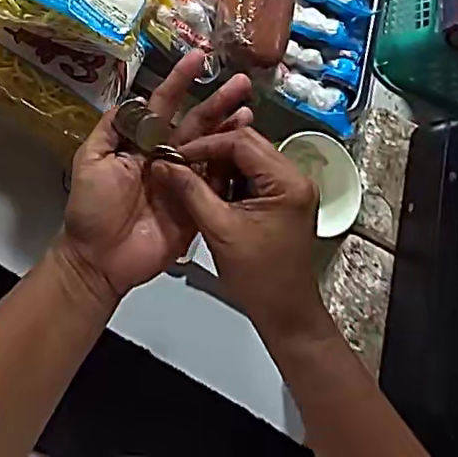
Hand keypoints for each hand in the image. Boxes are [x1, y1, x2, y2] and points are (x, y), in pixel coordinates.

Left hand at [58, 52, 252, 298]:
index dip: (180, 79)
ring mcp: (184, 179)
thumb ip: (112, 127)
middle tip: (242, 81)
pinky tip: (248, 147)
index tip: (198, 56)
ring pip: (211, 146)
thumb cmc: (91, 206)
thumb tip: (136, 96)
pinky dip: (233, 163)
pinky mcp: (196, 205)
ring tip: (249, 108)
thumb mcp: (91, 158)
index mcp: (143, 140)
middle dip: (218, 100)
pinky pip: (216, 181)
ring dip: (230, 127)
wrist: (98, 259)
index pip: (164, 102)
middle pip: (196, 121)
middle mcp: (167, 153)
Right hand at [151, 127, 329, 342]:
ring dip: (220, 166)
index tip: (177, 155)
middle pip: (247, 144)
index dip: (206, 145)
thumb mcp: (219, 230)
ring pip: (247, 157)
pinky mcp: (282, 197)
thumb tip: (163, 164)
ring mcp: (290, 186)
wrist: (286, 315)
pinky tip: (211, 191)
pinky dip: (230, 178)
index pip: (242, 142)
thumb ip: (191, 191)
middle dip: (212, 153)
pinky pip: (252, 173)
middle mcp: (294, 175)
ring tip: (195, 179)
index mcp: (287, 181)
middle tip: (183, 165)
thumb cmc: (258, 278)